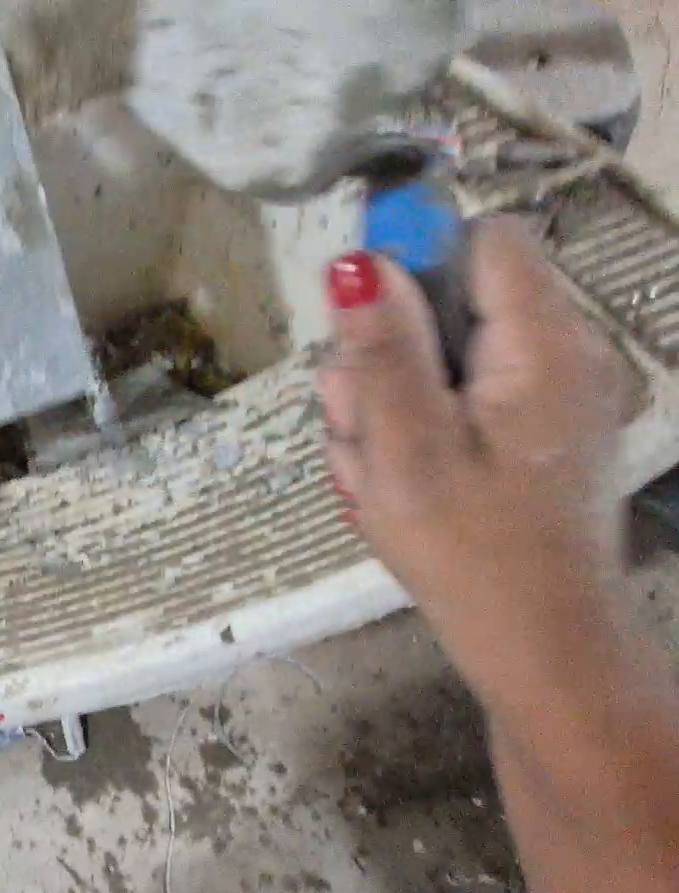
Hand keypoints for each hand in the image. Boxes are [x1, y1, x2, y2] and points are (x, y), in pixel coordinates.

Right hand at [318, 217, 627, 680]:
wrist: (526, 631)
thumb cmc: (461, 540)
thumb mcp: (403, 443)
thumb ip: (381, 350)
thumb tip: (356, 261)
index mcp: (542, 346)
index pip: (483, 244)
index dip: (412, 259)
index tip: (356, 318)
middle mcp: (554, 355)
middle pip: (441, 309)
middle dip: (377, 359)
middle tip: (361, 428)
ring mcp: (537, 395)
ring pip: (427, 361)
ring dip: (377, 406)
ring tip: (372, 468)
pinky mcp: (518, 429)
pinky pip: (439, 402)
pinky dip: (399, 432)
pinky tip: (389, 477)